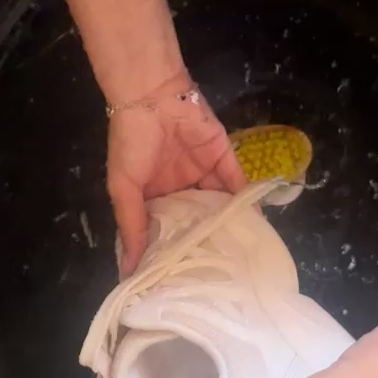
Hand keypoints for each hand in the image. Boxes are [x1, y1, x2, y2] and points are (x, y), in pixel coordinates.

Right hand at [106, 69, 244, 272]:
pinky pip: (237, 183)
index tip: (181, 282)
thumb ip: (131, 225)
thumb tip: (128, 270)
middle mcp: (180, 187)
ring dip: (228, 225)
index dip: (172, 252)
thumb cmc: (131, 141)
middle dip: (205, 242)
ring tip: (240, 258)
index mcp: (152, 196)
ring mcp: (204, 173)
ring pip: (219, 205)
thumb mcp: (123, 186)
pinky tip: (254, 226)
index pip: (165, 230)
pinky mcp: (223, 158)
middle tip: (217, 277)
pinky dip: (246, 202)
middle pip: (196, 220)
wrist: (153, 96)